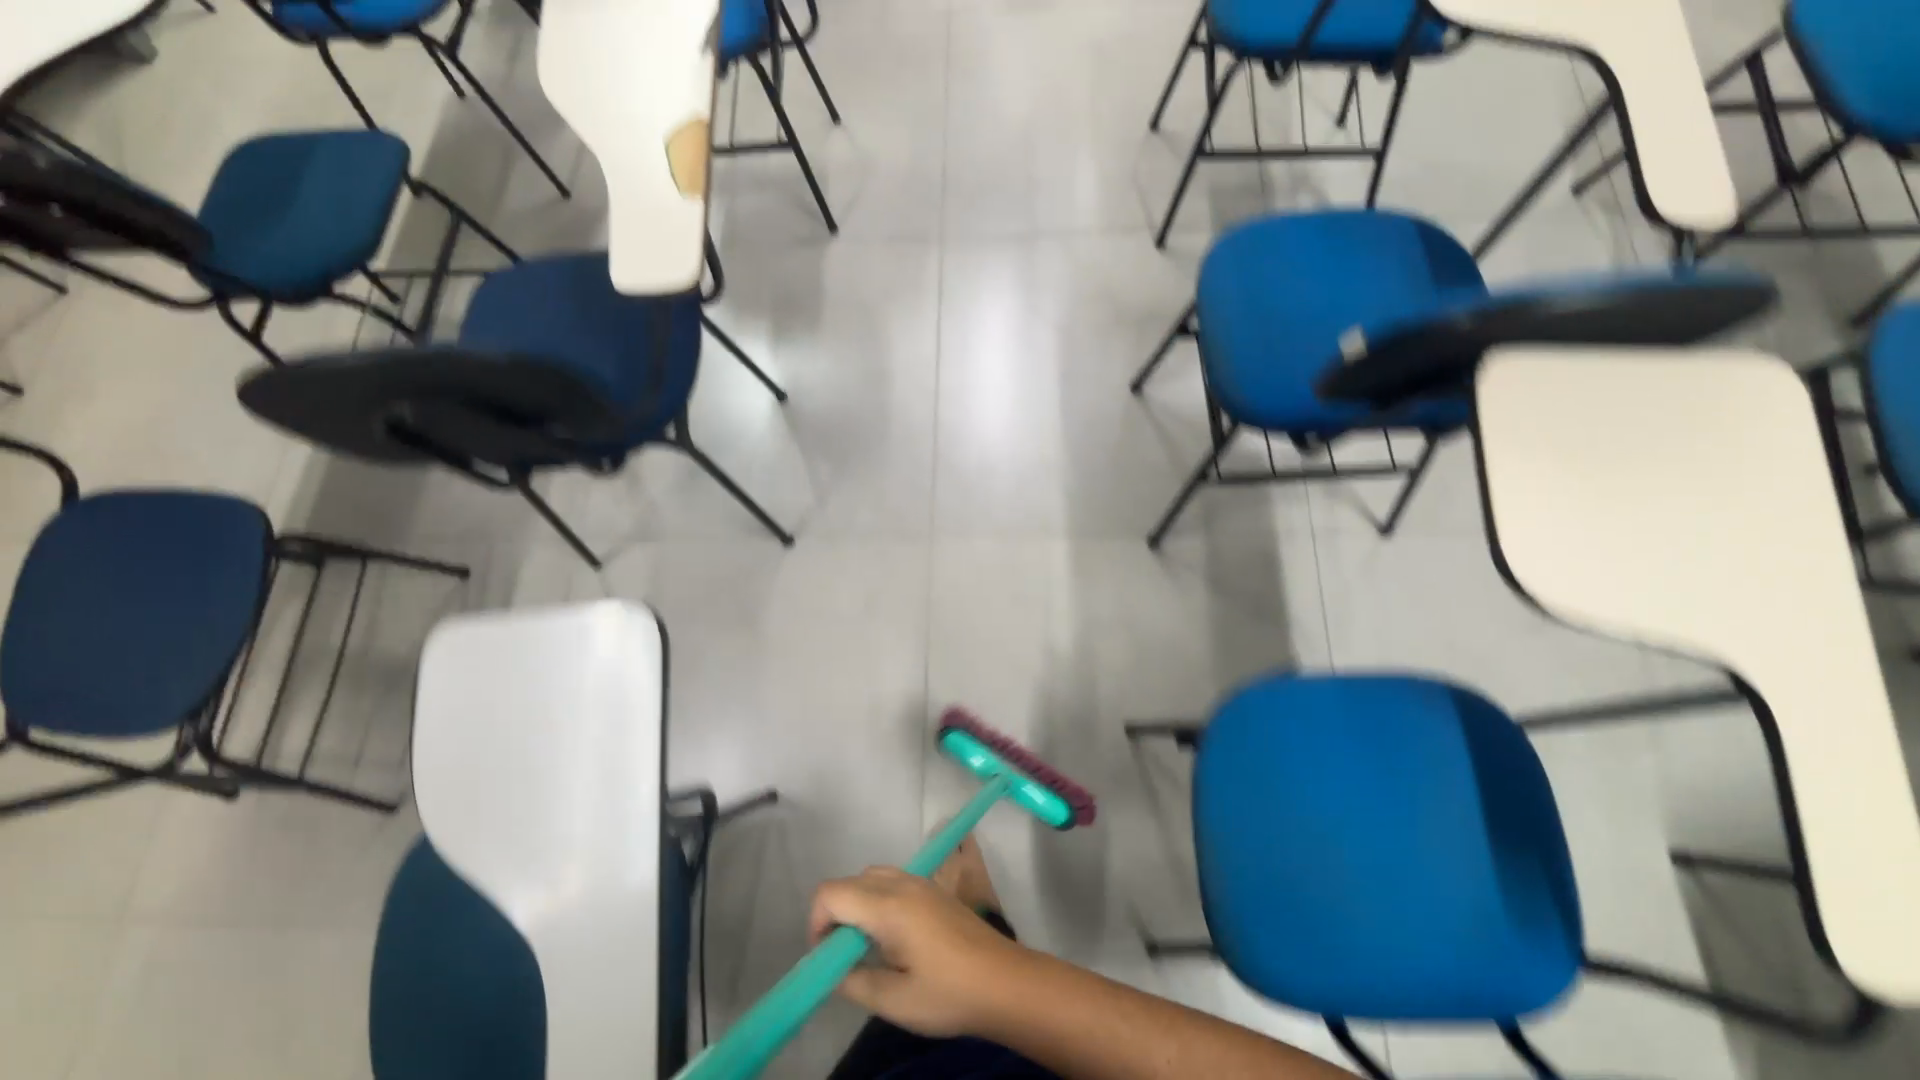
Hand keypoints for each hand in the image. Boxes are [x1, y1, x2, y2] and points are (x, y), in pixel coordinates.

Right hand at [809, 866, 1028, 1036]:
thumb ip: (854, 982)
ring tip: (870, 947)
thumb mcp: (895, 1002)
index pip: (831, 893)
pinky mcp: (937, 890)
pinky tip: (896, 937)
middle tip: (846, 957)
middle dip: (836, 914)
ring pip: (873, 876)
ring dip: (859, 905)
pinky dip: (880, 900)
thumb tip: (833, 970)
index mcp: (888, 906)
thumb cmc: (950, 994)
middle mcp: (903, 884)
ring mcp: (923, 883)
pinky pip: (894, 881)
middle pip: (850, 881)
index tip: (827, 958)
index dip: (817, 922)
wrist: (1006, 982)